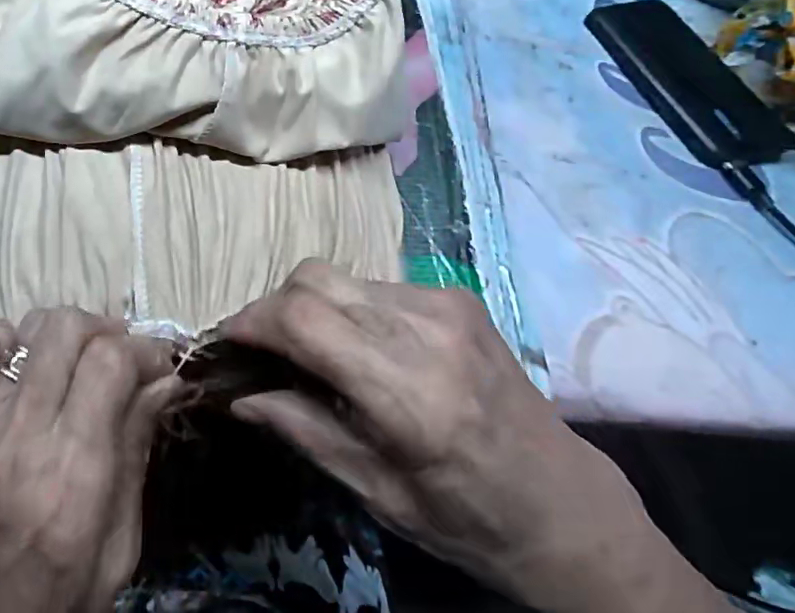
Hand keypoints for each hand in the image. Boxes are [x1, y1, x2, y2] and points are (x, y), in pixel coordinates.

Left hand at [0, 308, 182, 612]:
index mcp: (74, 473)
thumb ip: (136, 451)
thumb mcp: (119, 545)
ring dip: (62, 334)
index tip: (158, 367)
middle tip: (119, 357)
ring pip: (24, 330)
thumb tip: (165, 381)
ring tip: (75, 361)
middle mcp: (22, 435)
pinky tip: (13, 361)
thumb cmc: (55, 597)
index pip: (111, 362)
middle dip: (105, 330)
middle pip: (66, 329)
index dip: (144, 351)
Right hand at [221, 261, 729, 612]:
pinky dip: (347, 308)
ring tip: (310, 351)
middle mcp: (426, 331)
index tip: (227, 341)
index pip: (303, 318)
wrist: (566, 506)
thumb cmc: (467, 517)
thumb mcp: (377, 493)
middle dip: (273, 307)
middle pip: (313, 279)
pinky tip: (358, 346)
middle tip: (262, 348)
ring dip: (308, 306)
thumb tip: (237, 395)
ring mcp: (445, 304)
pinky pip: (372, 283)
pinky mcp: (455, 293)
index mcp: (408, 393)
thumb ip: (302, 430)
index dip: (252, 320)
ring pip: (339, 276)